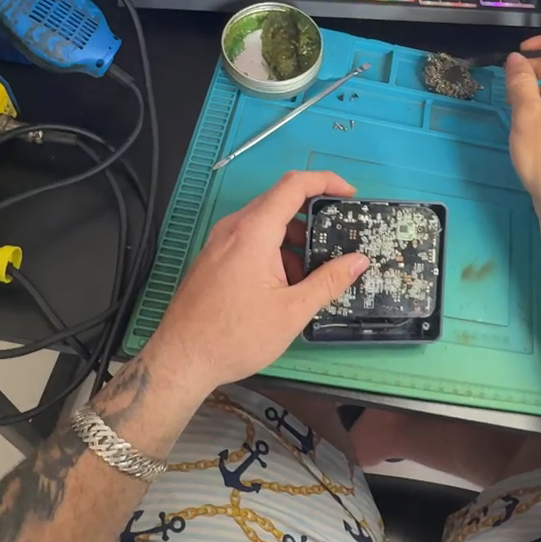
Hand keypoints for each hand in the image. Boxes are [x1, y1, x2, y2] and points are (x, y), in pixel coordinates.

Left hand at [144, 170, 369, 394]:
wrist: (180, 361)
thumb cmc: (236, 336)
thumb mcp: (293, 311)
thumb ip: (329, 281)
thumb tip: (359, 261)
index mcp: (254, 231)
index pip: (294, 185)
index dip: (326, 181)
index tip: (350, 194)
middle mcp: (234, 227)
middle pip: (280, 201)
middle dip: (314, 214)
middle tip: (340, 234)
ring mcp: (221, 242)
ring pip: (266, 223)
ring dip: (294, 238)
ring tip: (315, 269)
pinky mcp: (214, 257)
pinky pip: (251, 239)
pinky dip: (275, 249)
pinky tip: (286, 283)